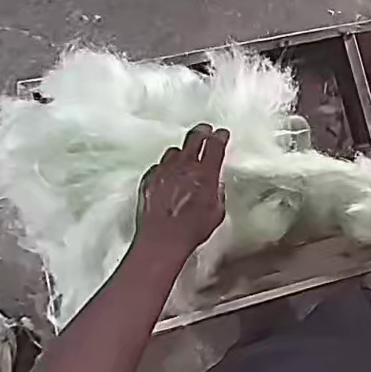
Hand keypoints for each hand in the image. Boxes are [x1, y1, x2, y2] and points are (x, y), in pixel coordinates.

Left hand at [134, 124, 227, 263]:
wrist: (162, 240)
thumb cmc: (190, 230)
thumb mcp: (217, 212)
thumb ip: (218, 193)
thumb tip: (217, 187)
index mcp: (205, 174)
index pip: (215, 145)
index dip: (220, 136)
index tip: (222, 134)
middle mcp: (183, 168)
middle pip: (194, 138)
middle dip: (202, 132)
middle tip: (205, 130)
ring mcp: (163, 172)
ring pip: (174, 151)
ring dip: (182, 152)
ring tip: (186, 155)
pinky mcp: (148, 180)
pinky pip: (158, 166)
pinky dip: (165, 167)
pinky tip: (168, 174)